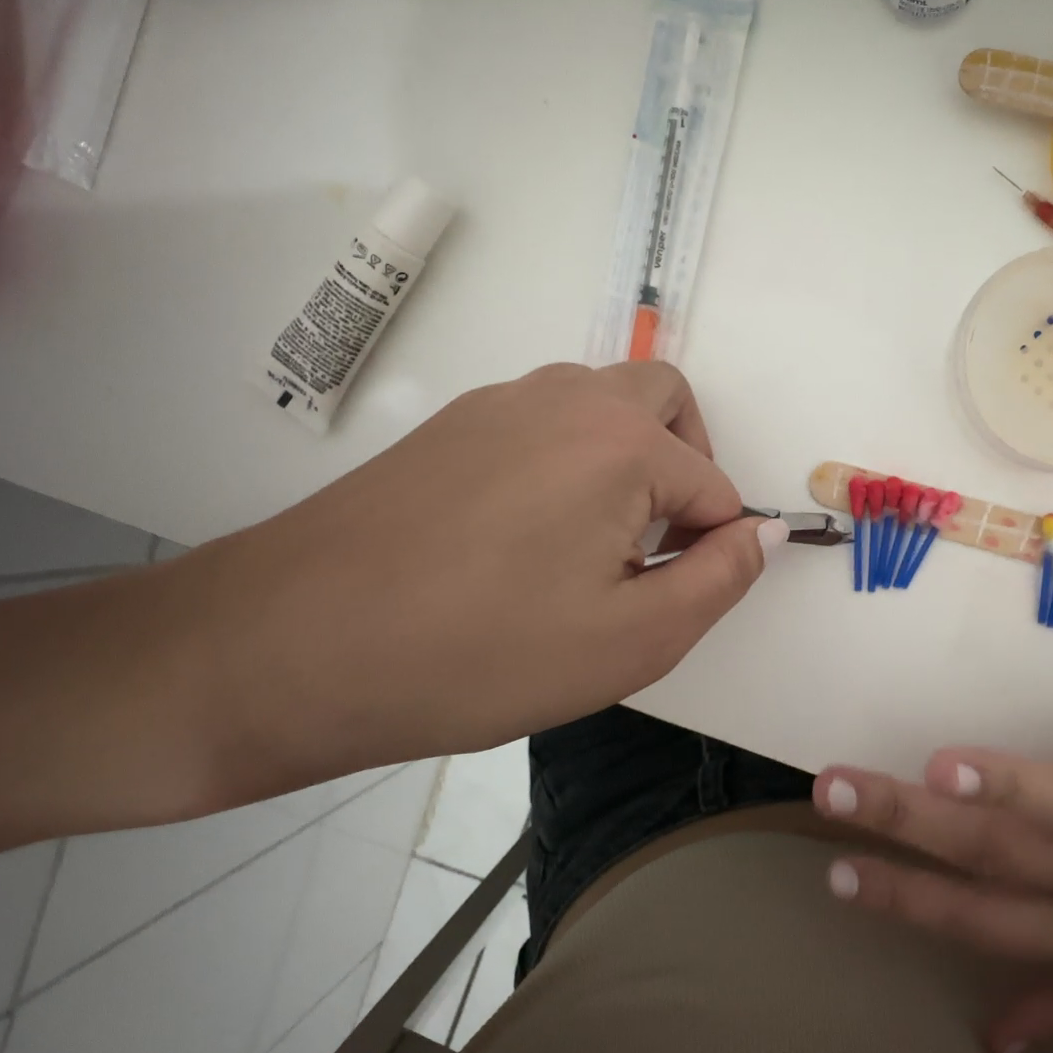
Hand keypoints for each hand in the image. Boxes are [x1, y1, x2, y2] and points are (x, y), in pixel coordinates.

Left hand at [186, 362, 785, 770]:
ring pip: (598, 404)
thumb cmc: (482, 654)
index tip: (676, 603)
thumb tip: (765, 532)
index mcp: (620, 442)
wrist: (287, 651)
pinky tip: (524, 540)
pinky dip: (567, 462)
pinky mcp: (446, 428)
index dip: (715, 548)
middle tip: (658, 547)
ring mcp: (495, 405)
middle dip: (688, 465)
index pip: (715, 485)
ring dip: (627, 458)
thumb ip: (722, 578)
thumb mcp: (634, 639)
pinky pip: (539, 423)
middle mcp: (562, 398)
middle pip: (665, 401)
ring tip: (593, 547)